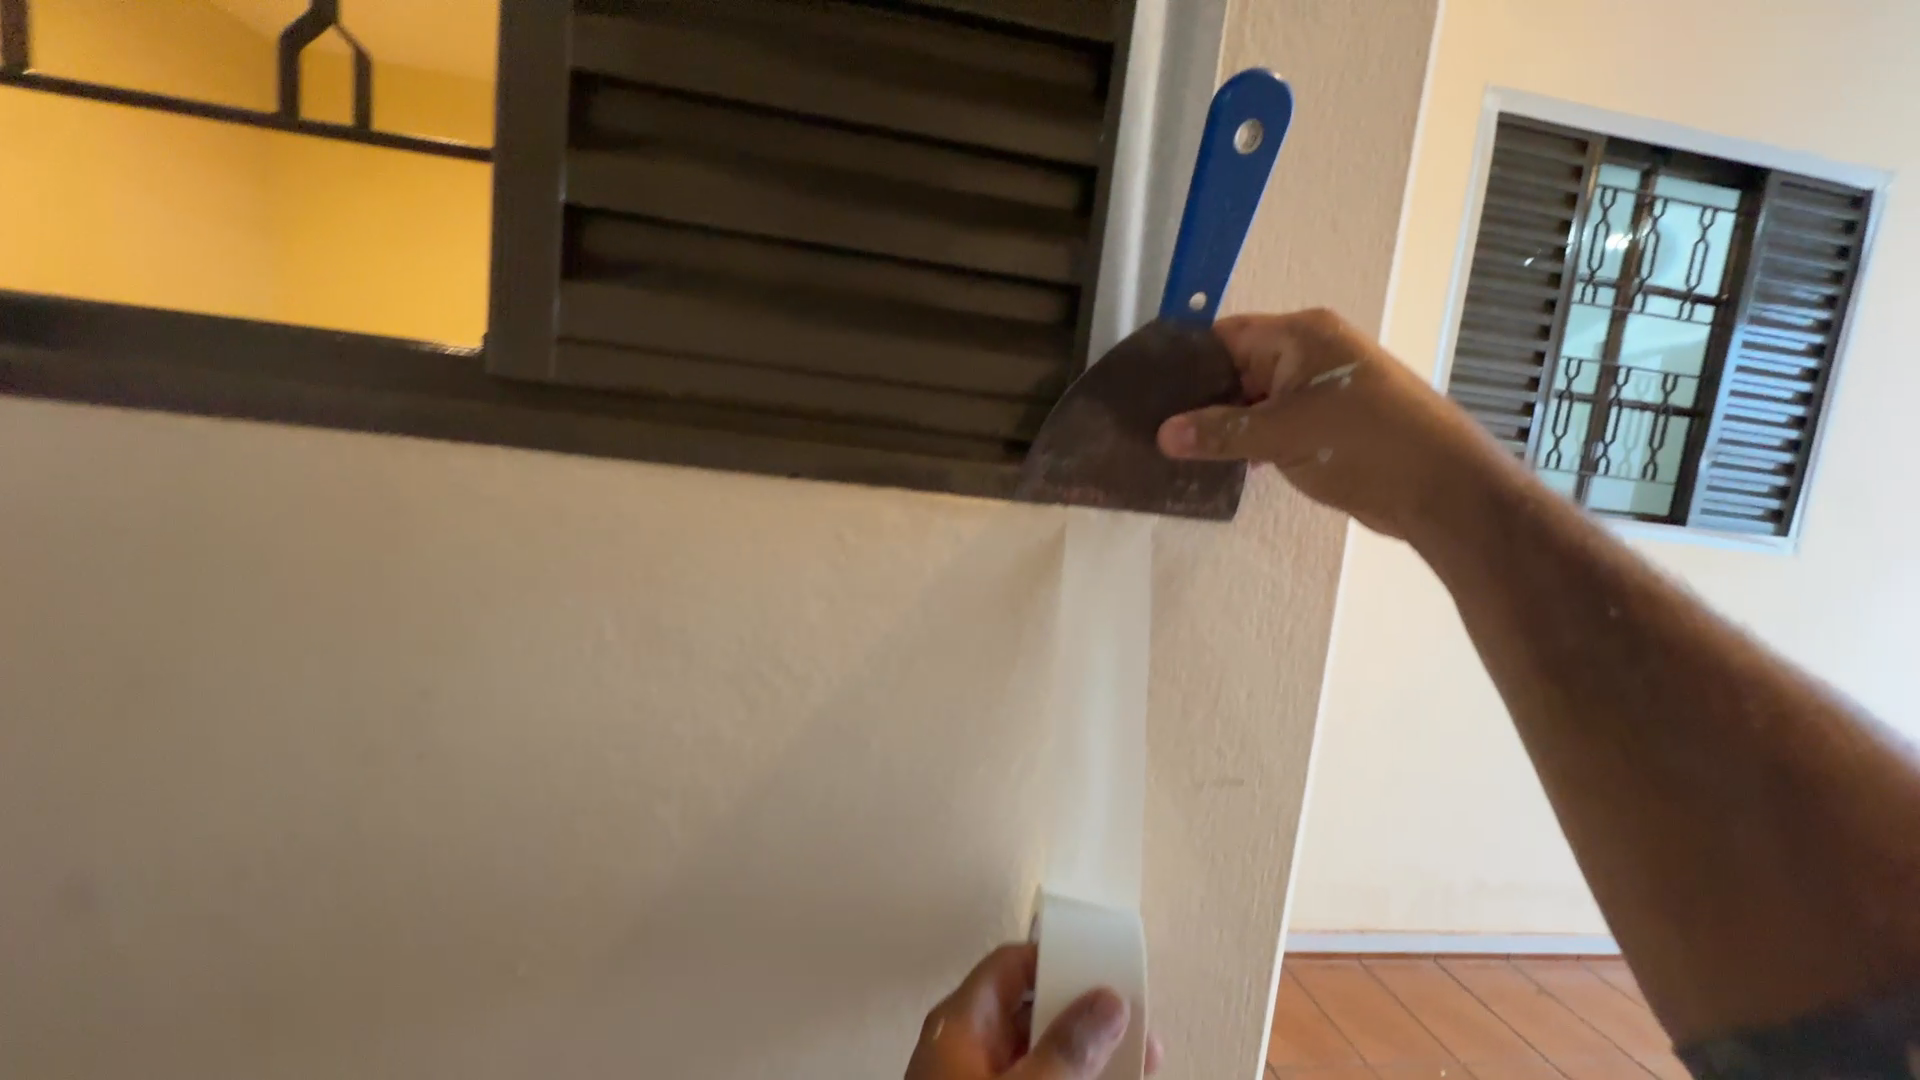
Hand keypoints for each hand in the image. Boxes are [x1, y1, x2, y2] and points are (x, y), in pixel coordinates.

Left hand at [905, 943, 1161, 1079]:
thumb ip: (1069, 1049)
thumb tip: (1109, 999)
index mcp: (962, 1023)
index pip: (1011, 966)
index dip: (1056, 958)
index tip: (1104, 964)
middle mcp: (971, 1049)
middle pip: (1033, 1011)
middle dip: (1085, 1013)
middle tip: (1135, 1015)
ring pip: (1044, 1055)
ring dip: (1091, 1056)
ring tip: (1144, 1056)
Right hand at [1155, 308, 1514, 543]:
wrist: (1440, 489)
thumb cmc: (1364, 444)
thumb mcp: (1282, 435)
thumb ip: (1219, 432)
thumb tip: (1163, 435)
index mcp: (1301, 336)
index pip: (1225, 336)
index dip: (1185, 360)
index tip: (1145, 389)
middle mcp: (1309, 355)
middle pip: (1236, 368)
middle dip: (1198, 397)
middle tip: (1151, 425)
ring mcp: (1318, 391)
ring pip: (1252, 401)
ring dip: (1221, 424)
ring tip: (1173, 448)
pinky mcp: (1324, 425)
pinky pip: (1271, 424)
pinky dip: (1246, 441)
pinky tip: (1213, 462)